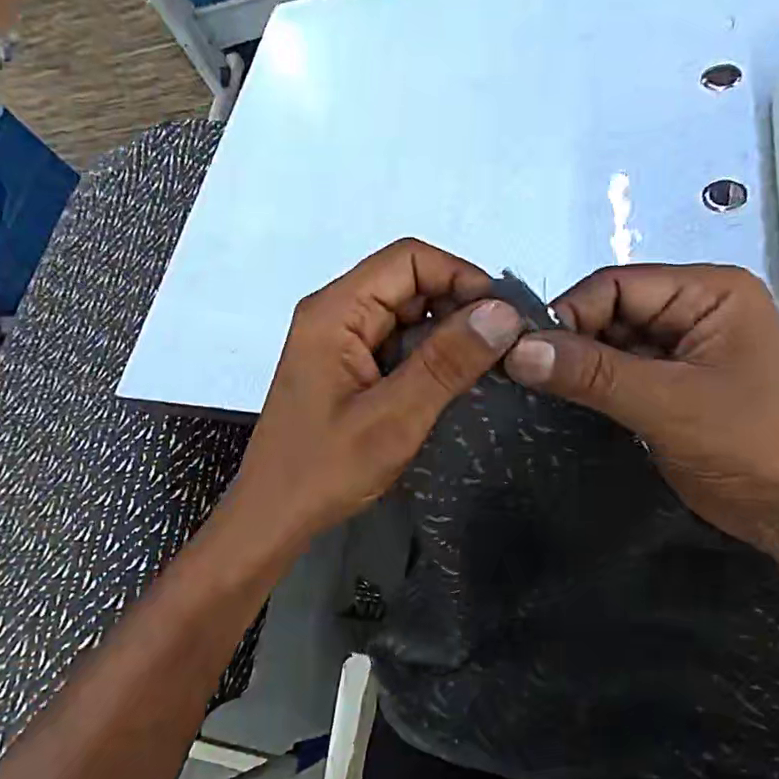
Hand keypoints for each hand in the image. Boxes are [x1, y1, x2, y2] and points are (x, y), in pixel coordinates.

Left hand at [225, 239, 524, 540]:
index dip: (461, 277)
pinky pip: (400, 344)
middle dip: (460, 307)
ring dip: (450, 335)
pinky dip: (433, 357)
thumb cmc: (326, 469)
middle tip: (503, 349)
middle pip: (411, 283)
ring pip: (409, 314)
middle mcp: (337, 314)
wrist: (275, 518)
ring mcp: (342, 341)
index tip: (502, 318)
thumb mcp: (394, 417)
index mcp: (336, 311)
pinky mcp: (351, 367)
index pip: (410, 259)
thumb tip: (503, 312)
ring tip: (487, 368)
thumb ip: (447, 361)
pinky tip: (457, 384)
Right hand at [502, 264, 778, 558]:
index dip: (569, 315)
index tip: (523, 356)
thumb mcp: (670, 403)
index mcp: (708, 292)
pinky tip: (568, 410)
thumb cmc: (757, 443)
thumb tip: (515, 350)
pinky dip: (600, 394)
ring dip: (583, 372)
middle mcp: (697, 313)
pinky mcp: (682, 397)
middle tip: (522, 380)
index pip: (615, 284)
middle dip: (573, 345)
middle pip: (614, 314)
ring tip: (538, 397)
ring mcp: (690, 358)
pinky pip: (629, 382)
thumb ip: (592, 373)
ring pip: (618, 351)